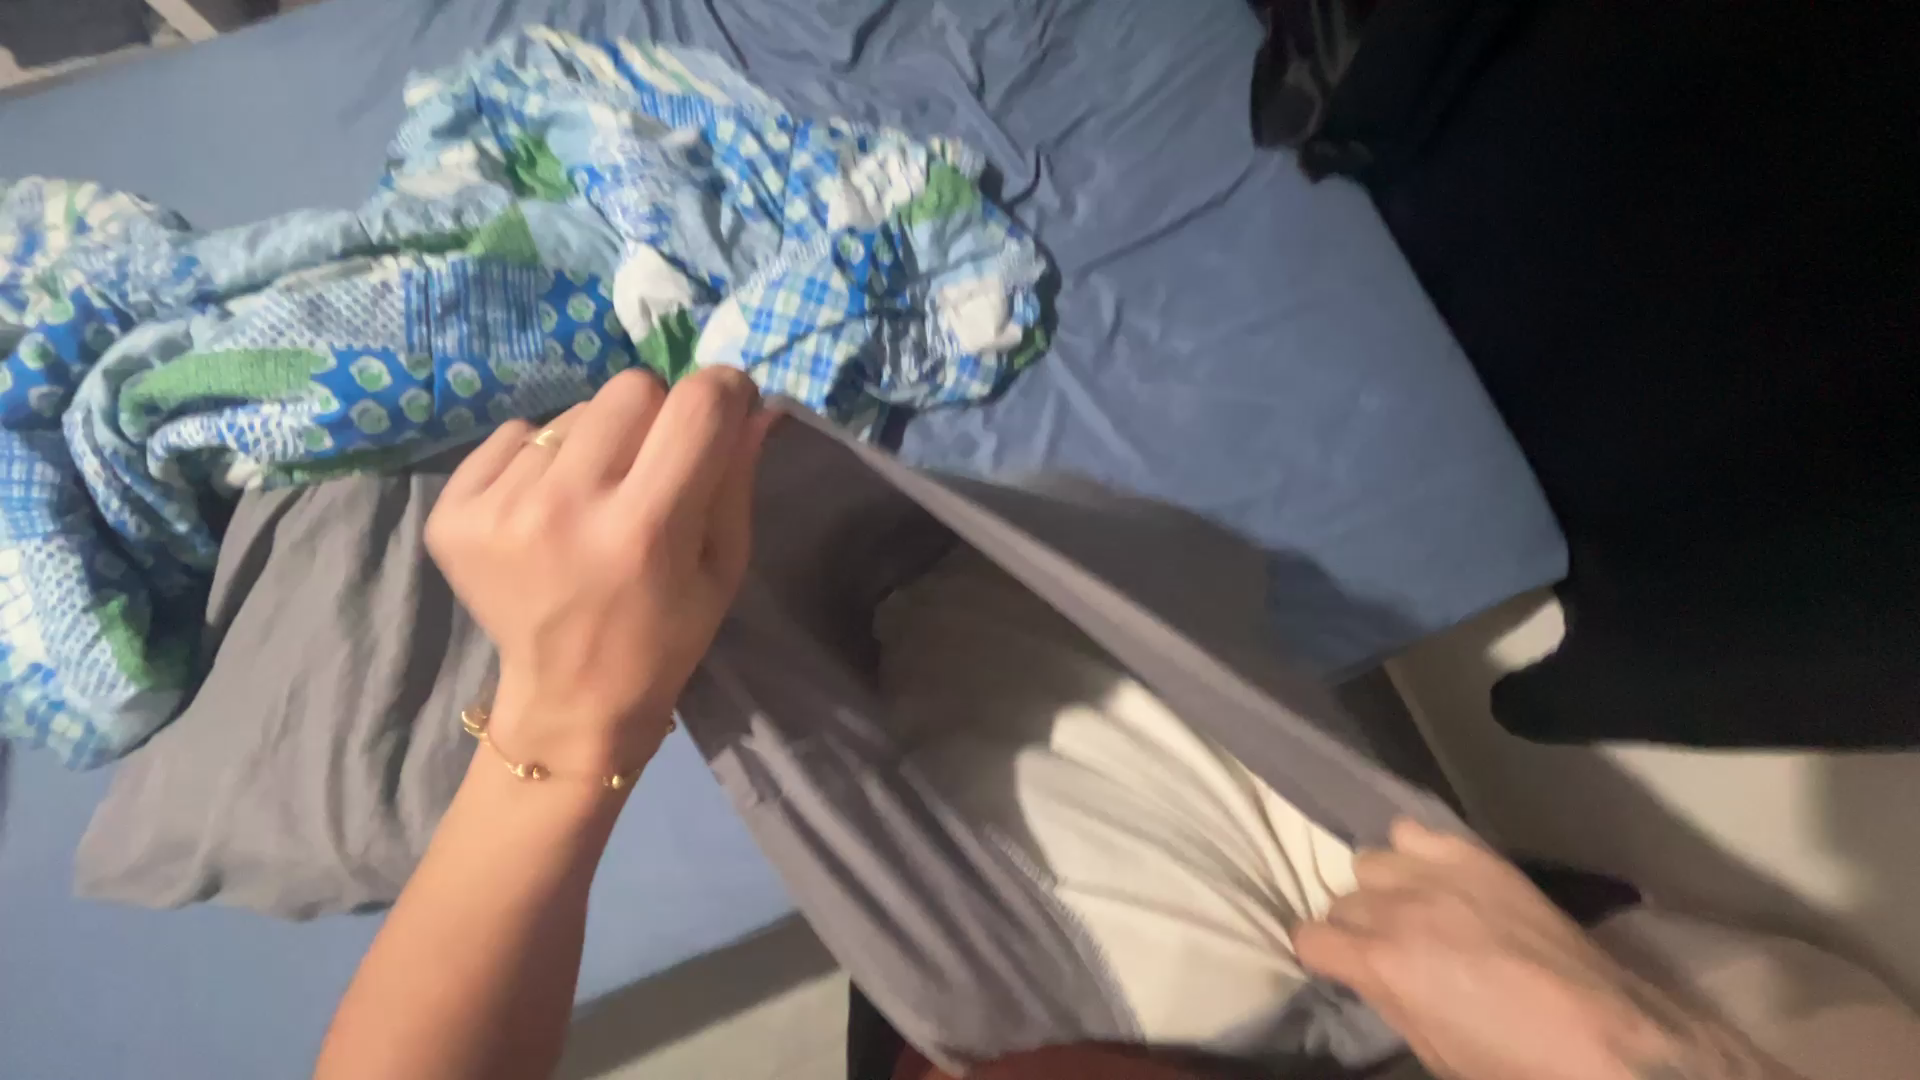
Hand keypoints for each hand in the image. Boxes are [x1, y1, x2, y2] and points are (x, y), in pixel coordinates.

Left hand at [425, 367, 774, 777]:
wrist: (572, 698)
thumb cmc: (668, 634)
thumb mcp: (724, 563)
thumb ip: (737, 477)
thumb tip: (758, 404)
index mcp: (646, 530)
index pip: (697, 405)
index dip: (725, 391)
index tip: (729, 408)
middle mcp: (566, 508)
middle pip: (631, 388)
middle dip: (659, 414)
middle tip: (656, 464)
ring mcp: (499, 509)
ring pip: (573, 412)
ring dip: (599, 443)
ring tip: (598, 499)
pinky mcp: (452, 513)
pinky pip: (516, 436)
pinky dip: (542, 461)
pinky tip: (549, 512)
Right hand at [1295, 820, 1801, 1079]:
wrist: (1617, 1048)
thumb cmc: (1521, 1069)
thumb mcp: (1435, 1054)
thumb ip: (1386, 1000)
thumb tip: (1363, 974)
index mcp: (1382, 964)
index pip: (1307, 938)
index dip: (1321, 958)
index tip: (1339, 968)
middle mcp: (1395, 910)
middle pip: (1338, 901)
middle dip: (1354, 928)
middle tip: (1390, 950)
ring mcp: (1434, 875)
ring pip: (1369, 864)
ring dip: (1383, 890)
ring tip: (1415, 911)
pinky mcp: (1472, 856)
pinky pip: (1412, 832)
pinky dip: (1415, 853)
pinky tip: (1437, 879)